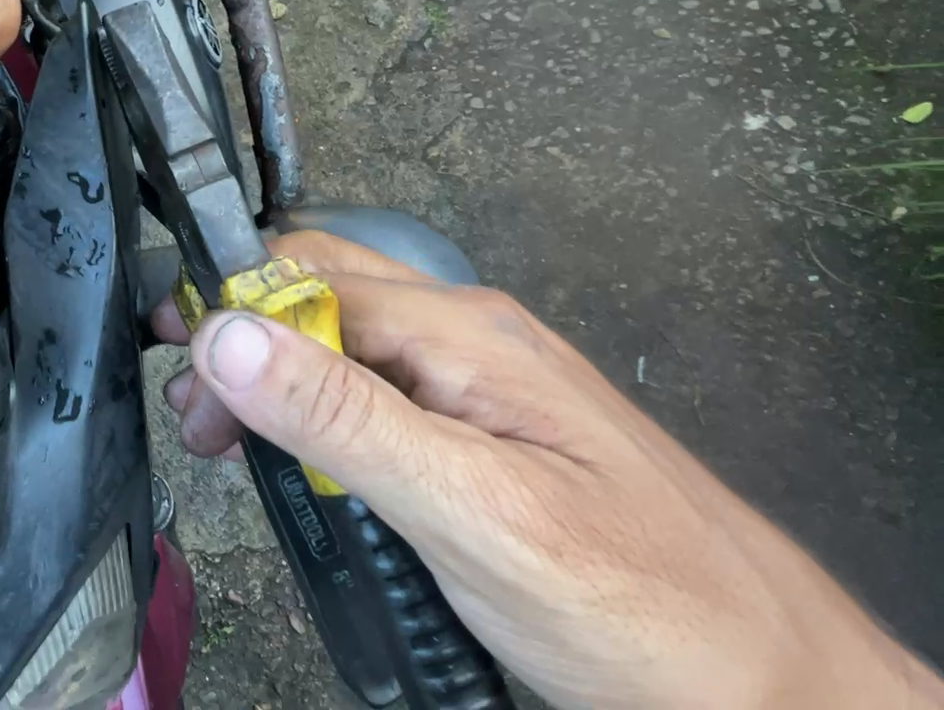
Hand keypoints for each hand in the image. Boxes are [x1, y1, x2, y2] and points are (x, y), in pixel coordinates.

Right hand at [155, 231, 942, 708]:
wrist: (773, 692)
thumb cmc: (631, 606)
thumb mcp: (468, 512)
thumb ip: (340, 419)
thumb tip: (224, 333)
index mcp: (460, 332)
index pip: (305, 282)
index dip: (228, 317)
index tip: (178, 376)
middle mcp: (463, 331)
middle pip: (316, 289)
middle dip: (239, 334)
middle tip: (195, 415)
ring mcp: (473, 374)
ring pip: (338, 333)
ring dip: (270, 369)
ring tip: (228, 436)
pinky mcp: (476, 419)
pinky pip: (369, 380)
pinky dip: (311, 401)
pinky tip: (299, 449)